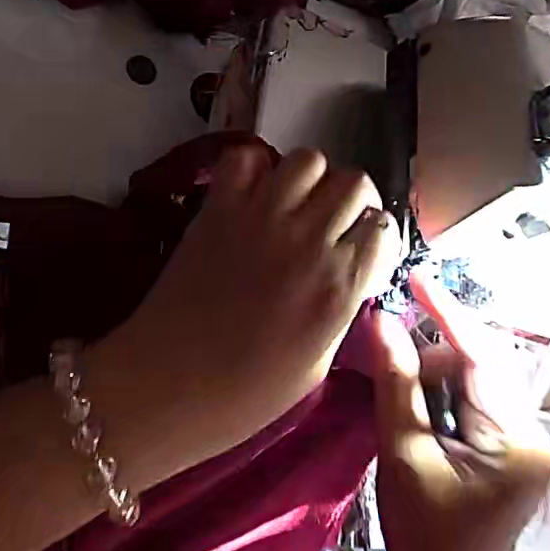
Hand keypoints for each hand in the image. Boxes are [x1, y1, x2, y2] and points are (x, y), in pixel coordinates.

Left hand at [93, 147, 400, 481]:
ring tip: (296, 204)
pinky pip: (246, 157)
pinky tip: (254, 195)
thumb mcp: (318, 365)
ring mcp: (260, 217)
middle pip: (354, 182)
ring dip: (310, 179)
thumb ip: (343, 307)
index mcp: (338, 287)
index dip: (377, 238)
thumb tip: (351, 271)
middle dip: (352, 201)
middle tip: (333, 223)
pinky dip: (255, 167)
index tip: (363, 248)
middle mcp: (308, 242)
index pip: (384, 230)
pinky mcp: (218, 207)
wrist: (166, 386)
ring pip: (309, 159)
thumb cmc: (245, 393)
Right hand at [372, 318, 549, 550]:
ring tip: (404, 404)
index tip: (418, 277)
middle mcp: (532, 433)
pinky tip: (421, 412)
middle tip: (389, 355)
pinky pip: (476, 400)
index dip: (447, 312)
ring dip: (435, 377)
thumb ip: (396, 381)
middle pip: (479, 365)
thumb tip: (381, 319)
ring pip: (475, 380)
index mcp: (515, 438)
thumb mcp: (403, 452)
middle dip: (433, 354)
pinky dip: (445, 395)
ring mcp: (525, 441)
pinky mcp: (512, 448)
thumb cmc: (423, 533)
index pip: (481, 356)